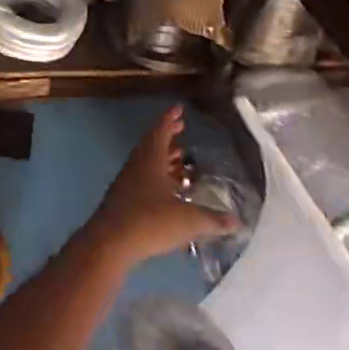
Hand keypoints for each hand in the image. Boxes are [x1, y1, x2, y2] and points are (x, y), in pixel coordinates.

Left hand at [83, 106, 237, 264]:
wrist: (111, 240)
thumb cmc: (150, 221)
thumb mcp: (188, 220)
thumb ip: (214, 219)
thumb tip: (237, 221)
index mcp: (149, 160)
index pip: (160, 131)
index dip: (169, 119)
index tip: (178, 109)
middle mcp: (137, 165)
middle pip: (152, 144)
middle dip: (168, 135)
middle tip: (181, 128)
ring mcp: (128, 181)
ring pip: (148, 162)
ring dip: (164, 158)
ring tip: (181, 160)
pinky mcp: (125, 198)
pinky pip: (144, 178)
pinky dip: (159, 177)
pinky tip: (171, 190)